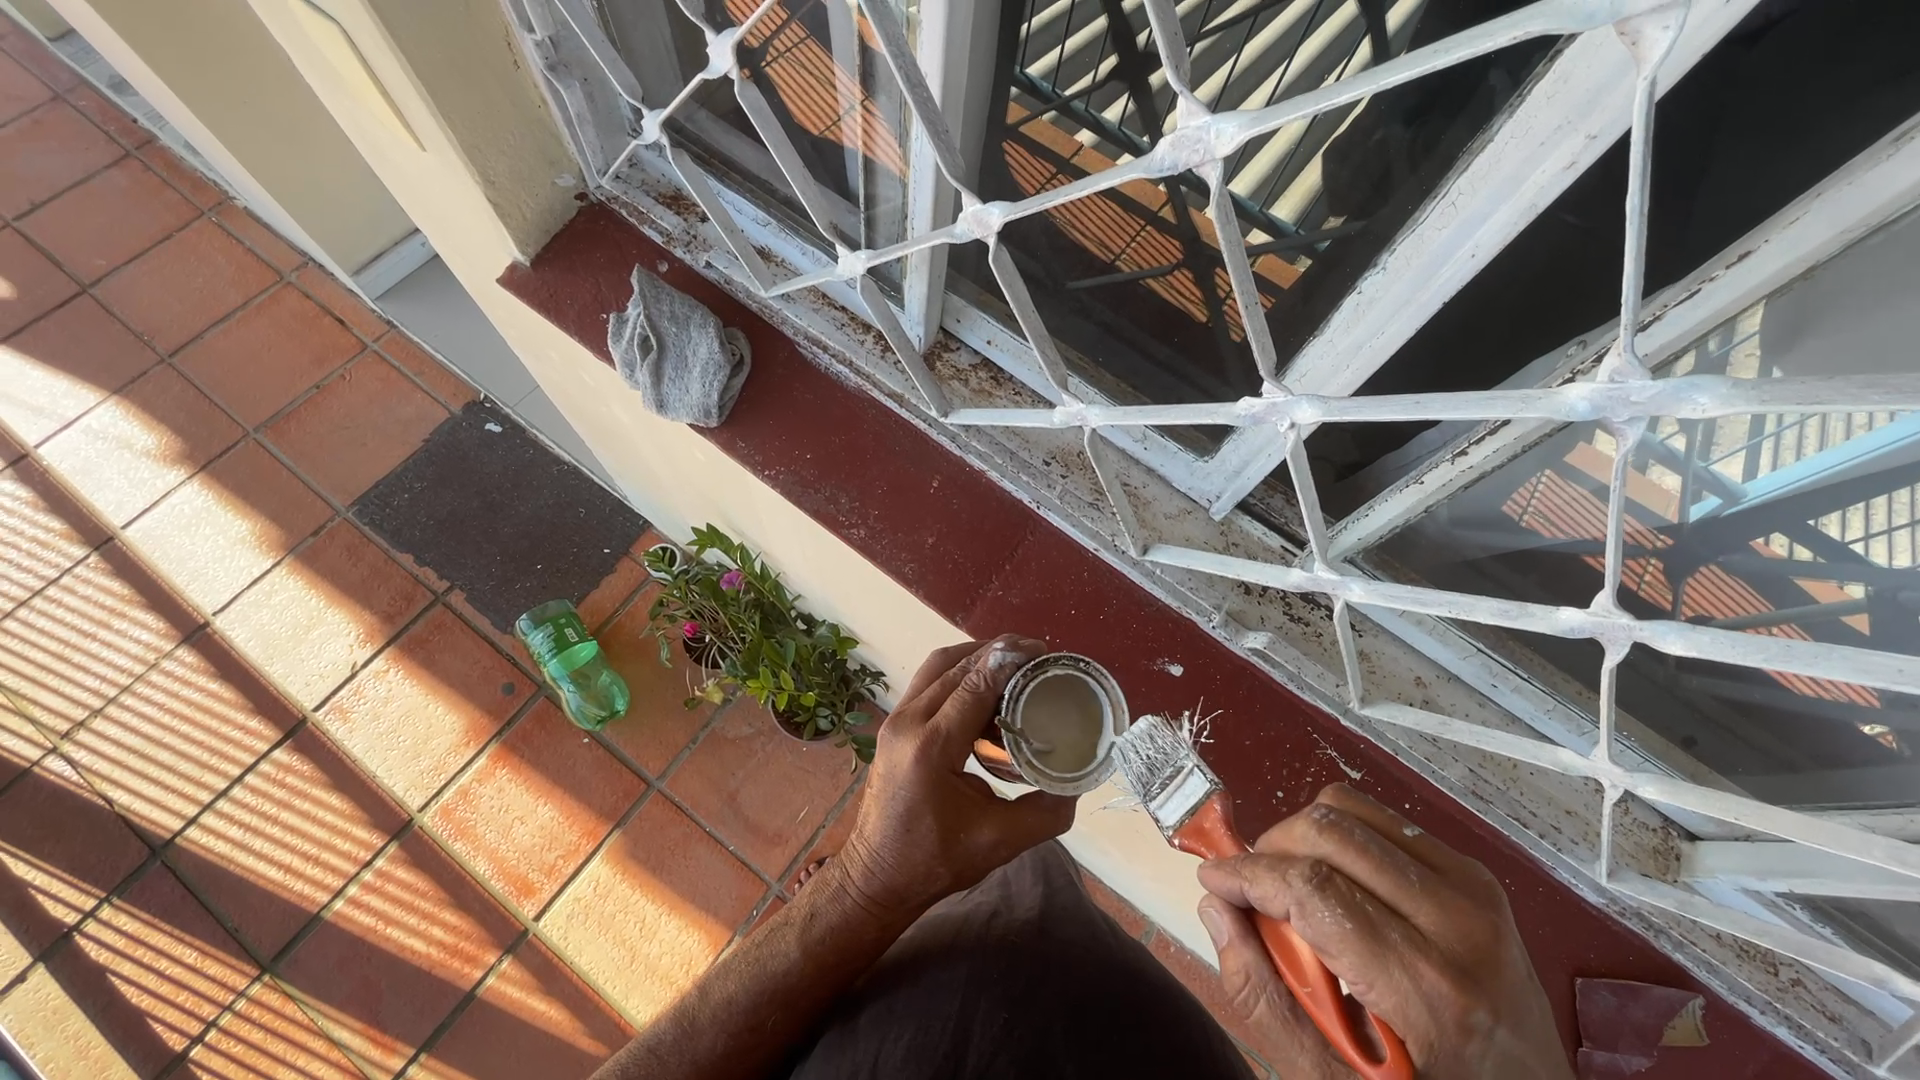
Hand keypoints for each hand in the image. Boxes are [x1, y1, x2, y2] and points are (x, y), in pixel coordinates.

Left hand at [835, 635, 1077, 919]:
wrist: (877, 877)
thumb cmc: (935, 861)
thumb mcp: (1001, 840)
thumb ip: (1047, 810)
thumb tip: (1078, 779)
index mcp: (932, 746)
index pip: (976, 684)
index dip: (1011, 660)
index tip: (1044, 651)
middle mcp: (909, 722)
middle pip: (957, 666)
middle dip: (998, 653)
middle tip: (1038, 656)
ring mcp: (896, 721)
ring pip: (938, 666)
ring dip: (976, 658)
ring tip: (1015, 664)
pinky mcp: (894, 726)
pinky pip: (928, 682)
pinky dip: (958, 674)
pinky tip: (986, 689)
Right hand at [1196, 784, 1571, 1079]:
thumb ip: (1264, 1000)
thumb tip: (1217, 909)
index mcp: (1429, 990)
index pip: (1313, 889)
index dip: (1248, 874)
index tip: (1213, 879)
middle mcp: (1459, 924)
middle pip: (1326, 832)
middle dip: (1269, 852)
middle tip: (1252, 892)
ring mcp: (1473, 890)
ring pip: (1348, 809)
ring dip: (1301, 839)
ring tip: (1292, 888)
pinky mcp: (1474, 873)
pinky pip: (1378, 818)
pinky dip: (1338, 836)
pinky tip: (1333, 882)